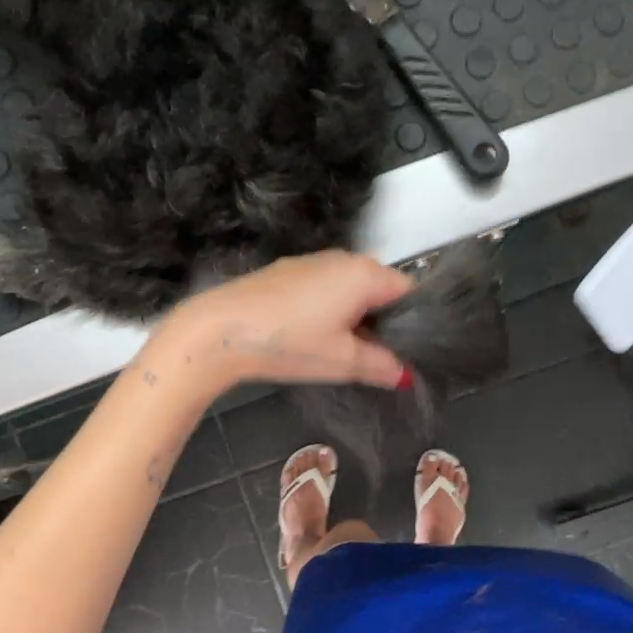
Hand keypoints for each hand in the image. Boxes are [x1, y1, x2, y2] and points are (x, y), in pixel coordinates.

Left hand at [158, 250, 414, 390]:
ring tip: (341, 350)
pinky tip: (310, 336)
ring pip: (349, 287)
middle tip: (376, 357)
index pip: (408, 290)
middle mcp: (342, 258)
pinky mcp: (284, 272)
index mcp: (365, 273)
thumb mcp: (343, 362)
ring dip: (353, 315)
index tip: (407, 350)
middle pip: (379, 287)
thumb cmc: (290, 343)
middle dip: (382, 319)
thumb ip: (382, 365)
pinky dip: (327, 308)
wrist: (218, 332)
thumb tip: (405, 374)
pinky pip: (322, 287)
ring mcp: (310, 262)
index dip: (413, 320)